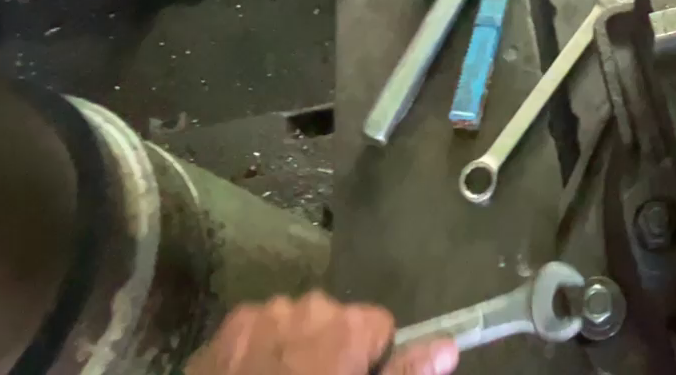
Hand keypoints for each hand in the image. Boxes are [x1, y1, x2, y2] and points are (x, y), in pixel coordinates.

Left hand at [186, 292, 458, 374]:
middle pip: (337, 324)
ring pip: (297, 325)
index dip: (372, 361)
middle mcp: (310, 306)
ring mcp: (264, 314)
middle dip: (331, 355)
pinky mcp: (226, 328)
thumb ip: (405, 374)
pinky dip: (258, 353)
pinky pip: (258, 331)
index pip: (381, 327)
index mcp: (346, 327)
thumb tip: (448, 346)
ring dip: (295, 352)